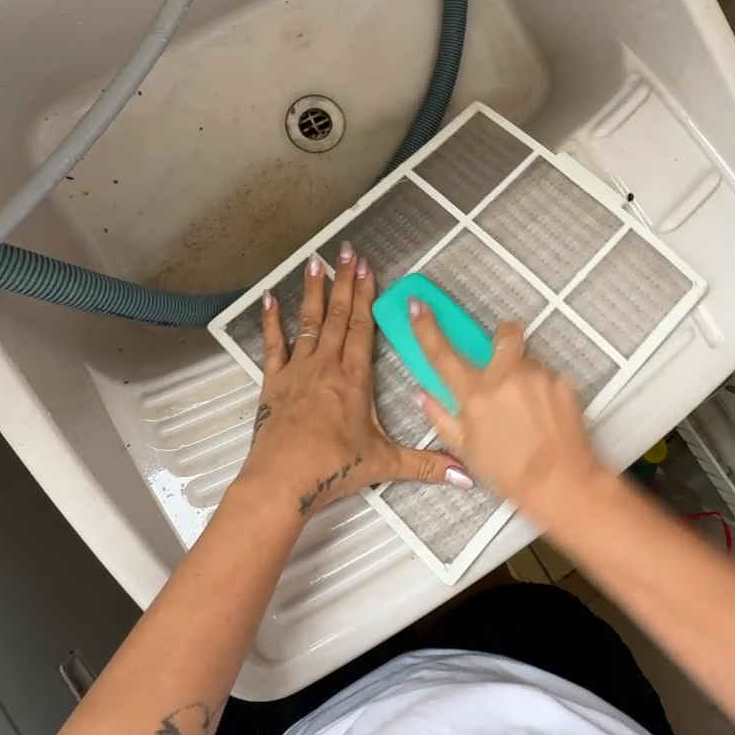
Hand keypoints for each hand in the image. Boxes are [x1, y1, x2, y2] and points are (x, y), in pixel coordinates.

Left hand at [236, 241, 469, 518]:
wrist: (281, 483)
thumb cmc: (332, 468)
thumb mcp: (384, 464)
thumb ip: (426, 465)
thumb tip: (465, 475)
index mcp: (354, 378)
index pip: (362, 327)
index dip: (366, 295)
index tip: (368, 267)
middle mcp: (326, 366)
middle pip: (337, 315)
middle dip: (344, 281)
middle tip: (346, 251)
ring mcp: (297, 371)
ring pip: (307, 322)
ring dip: (312, 291)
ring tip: (314, 262)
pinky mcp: (273, 383)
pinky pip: (272, 345)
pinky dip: (271, 321)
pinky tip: (269, 299)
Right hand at [409, 300, 607, 524]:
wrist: (563, 484)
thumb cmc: (510, 473)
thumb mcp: (467, 449)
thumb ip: (441, 417)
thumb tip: (424, 394)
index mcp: (476, 394)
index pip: (443, 353)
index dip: (426, 327)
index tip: (418, 306)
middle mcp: (507, 376)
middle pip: (504, 334)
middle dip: (502, 339)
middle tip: (502, 364)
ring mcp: (538, 376)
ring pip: (528, 361)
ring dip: (523, 376)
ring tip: (527, 410)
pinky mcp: (563, 382)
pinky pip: (547, 377)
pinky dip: (543, 391)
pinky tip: (544, 417)